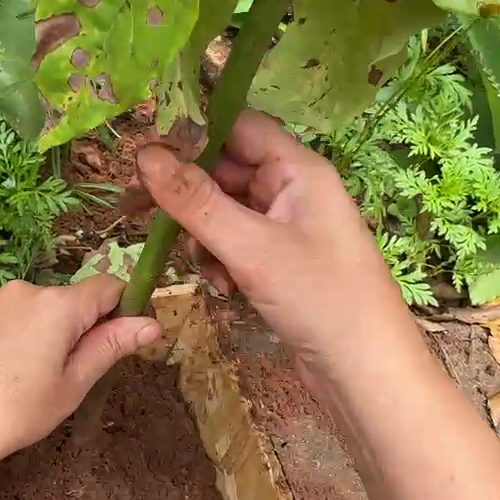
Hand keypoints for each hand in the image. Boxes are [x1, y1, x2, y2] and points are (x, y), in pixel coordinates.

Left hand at [0, 275, 161, 469]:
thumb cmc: (17, 411)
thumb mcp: (73, 383)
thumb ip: (112, 346)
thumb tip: (152, 323)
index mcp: (58, 303)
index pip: (110, 286)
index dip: (124, 311)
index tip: (123, 345)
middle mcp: (29, 290)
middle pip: (76, 299)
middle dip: (87, 328)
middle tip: (76, 376)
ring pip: (47, 309)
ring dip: (57, 334)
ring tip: (40, 381)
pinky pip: (20, 317)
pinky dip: (30, 337)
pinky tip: (14, 374)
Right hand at [134, 110, 416, 382]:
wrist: (365, 372)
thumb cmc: (319, 298)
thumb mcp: (250, 247)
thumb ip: (195, 201)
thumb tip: (145, 156)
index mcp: (298, 169)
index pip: (238, 126)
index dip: (192, 132)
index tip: (144, 151)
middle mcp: (293, 190)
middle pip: (225, 171)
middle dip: (186, 193)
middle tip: (135, 208)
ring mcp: (287, 228)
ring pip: (224, 212)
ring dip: (202, 234)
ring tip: (202, 266)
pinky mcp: (280, 263)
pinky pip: (235, 244)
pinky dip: (219, 261)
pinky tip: (223, 288)